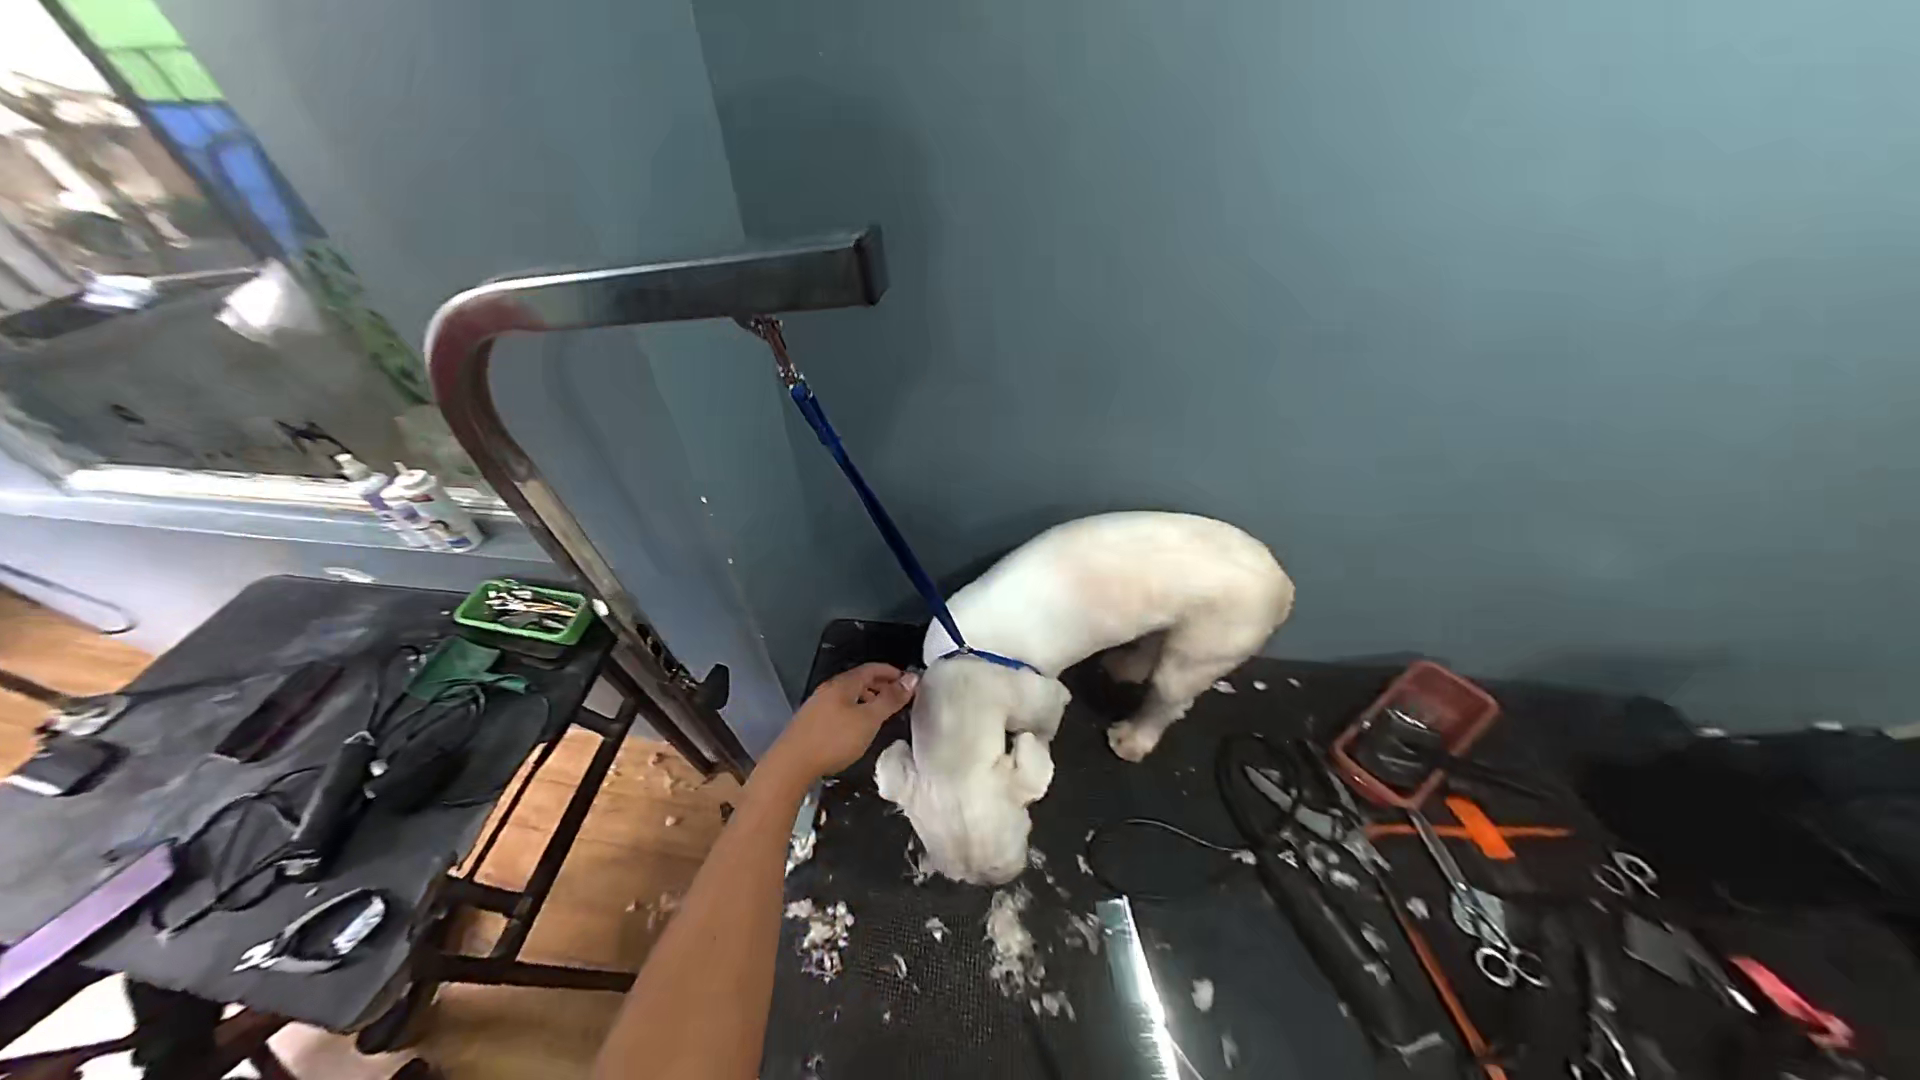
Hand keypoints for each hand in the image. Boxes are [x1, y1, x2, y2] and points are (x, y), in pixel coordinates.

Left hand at [759, 663, 917, 788]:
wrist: (791, 765)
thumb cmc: (834, 740)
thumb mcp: (869, 719)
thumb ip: (890, 699)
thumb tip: (911, 678)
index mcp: (843, 684)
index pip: (872, 668)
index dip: (892, 672)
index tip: (909, 681)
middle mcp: (829, 689)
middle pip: (859, 680)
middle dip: (881, 685)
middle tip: (899, 697)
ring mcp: (817, 705)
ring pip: (849, 695)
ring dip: (868, 699)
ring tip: (882, 713)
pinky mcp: (811, 722)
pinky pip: (840, 708)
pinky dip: (855, 710)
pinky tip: (858, 727)